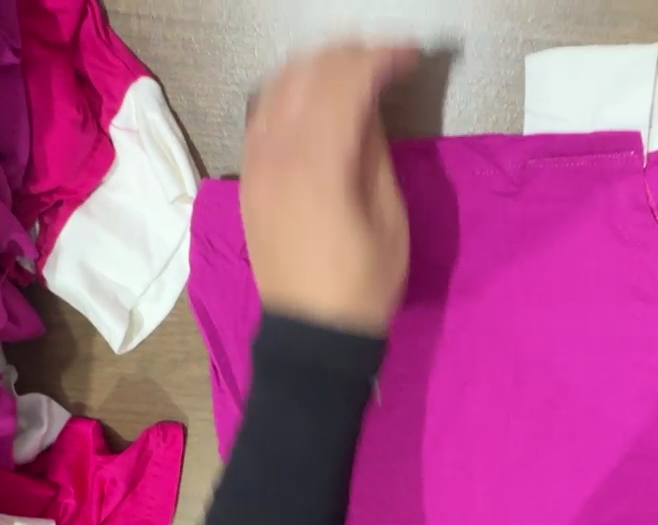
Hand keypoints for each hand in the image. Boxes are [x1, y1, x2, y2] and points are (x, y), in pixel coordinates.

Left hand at [242, 44, 416, 335]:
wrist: (312, 336)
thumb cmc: (362, 288)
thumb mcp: (389, 221)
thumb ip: (375, 153)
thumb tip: (369, 109)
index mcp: (320, 163)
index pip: (347, 79)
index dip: (382, 58)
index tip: (409, 58)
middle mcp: (278, 152)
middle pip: (308, 70)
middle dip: (349, 55)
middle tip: (383, 62)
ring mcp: (255, 165)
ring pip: (277, 86)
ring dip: (315, 69)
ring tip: (350, 76)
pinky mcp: (247, 181)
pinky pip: (260, 116)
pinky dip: (287, 96)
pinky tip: (310, 106)